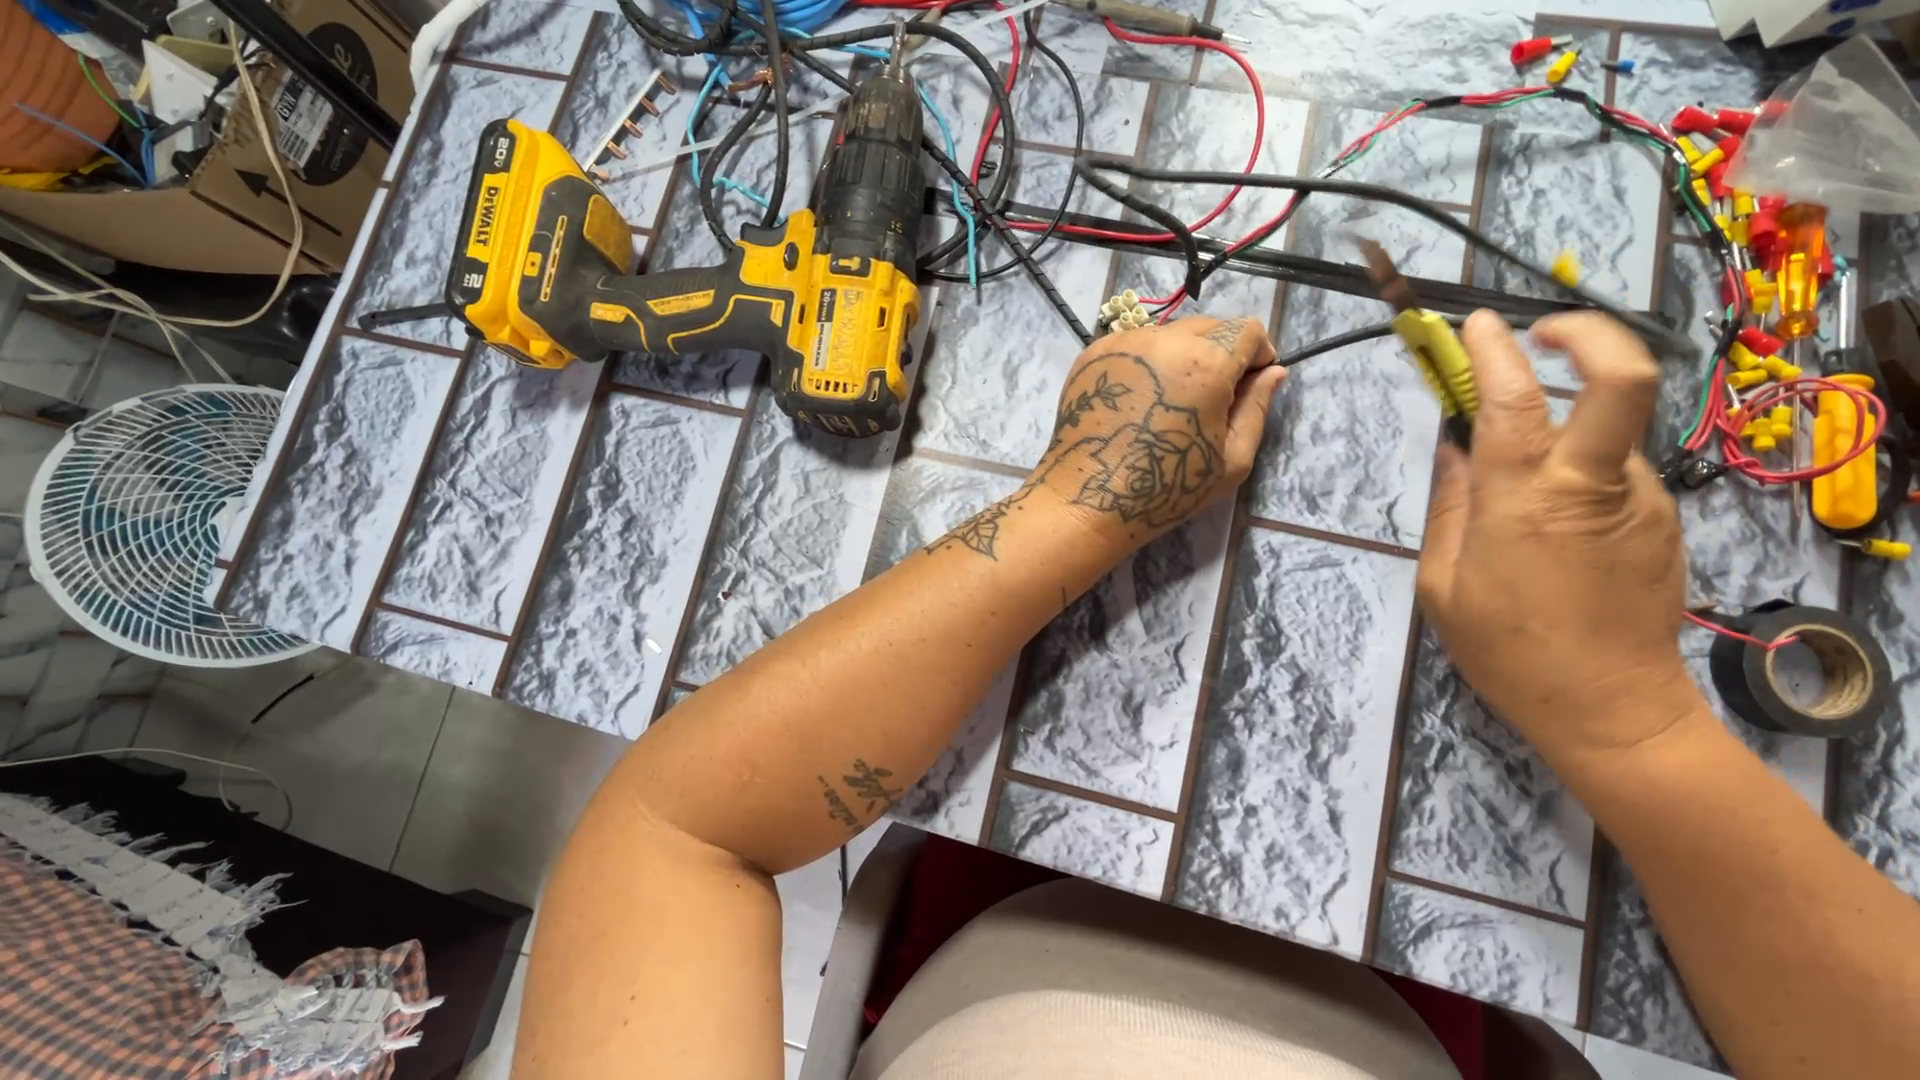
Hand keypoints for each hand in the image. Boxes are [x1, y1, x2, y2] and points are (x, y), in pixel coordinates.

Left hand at [1026, 316, 1284, 552]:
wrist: (1090, 496)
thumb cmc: (1168, 486)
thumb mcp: (1231, 458)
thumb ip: (1257, 407)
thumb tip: (1274, 372)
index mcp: (1206, 361)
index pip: (1247, 330)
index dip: (1255, 355)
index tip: (1247, 386)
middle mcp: (1164, 339)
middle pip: (1208, 327)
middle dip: (1220, 354)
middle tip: (1210, 401)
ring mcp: (1123, 343)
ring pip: (1169, 335)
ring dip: (1181, 358)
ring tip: (1169, 405)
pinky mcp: (1093, 355)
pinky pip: (1134, 346)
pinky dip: (1146, 364)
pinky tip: (1139, 404)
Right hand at [1418, 311, 1701, 765]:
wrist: (1612, 708)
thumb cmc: (1507, 650)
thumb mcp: (1443, 583)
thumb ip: (1450, 506)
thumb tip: (1453, 450)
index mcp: (1528, 501)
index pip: (1517, 399)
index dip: (1496, 350)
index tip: (1477, 325)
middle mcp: (1594, 484)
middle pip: (1624, 377)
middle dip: (1588, 333)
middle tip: (1543, 332)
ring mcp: (1641, 499)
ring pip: (1606, 431)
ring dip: (1567, 424)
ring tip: (1521, 477)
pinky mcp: (1662, 520)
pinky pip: (1611, 475)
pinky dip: (1577, 473)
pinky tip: (1552, 527)